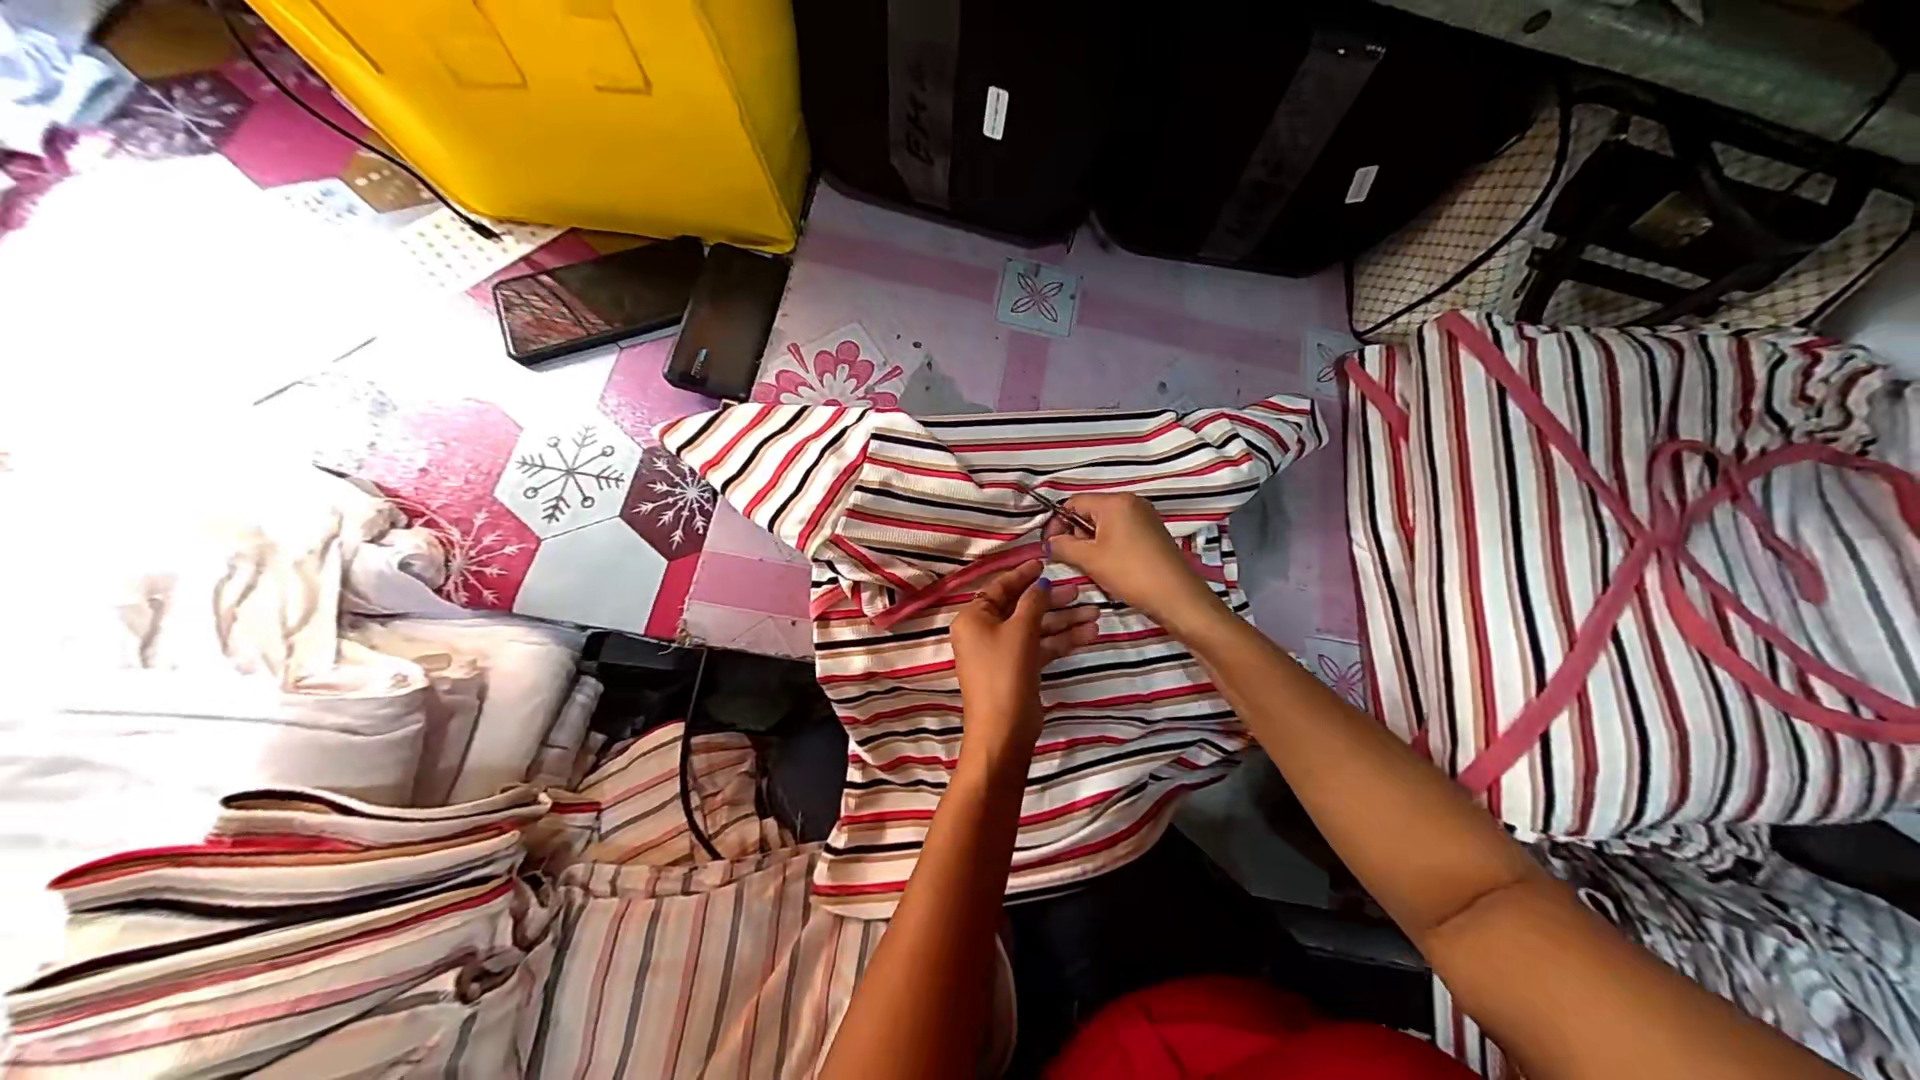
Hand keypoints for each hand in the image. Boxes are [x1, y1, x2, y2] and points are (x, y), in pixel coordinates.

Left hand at [949, 560, 1098, 773]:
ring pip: (1035, 628)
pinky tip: (1089, 634)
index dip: (1023, 575)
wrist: (1004, 729)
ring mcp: (1002, 652)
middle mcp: (984, 632)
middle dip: (1053, 601)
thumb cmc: (1005, 672)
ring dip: (1064, 621)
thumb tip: (1041, 582)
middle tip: (1080, 591)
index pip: (1000, 588)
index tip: (1045, 563)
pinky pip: (1040, 647)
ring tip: (1096, 613)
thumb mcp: (1020, 630)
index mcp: (973, 618)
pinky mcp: (1019, 669)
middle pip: (1022, 608)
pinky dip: (1062, 640)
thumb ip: (1033, 601)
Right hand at [1043, 494, 1223, 637]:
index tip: (1049, 546)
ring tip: (1090, 566)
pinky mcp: (1153, 533)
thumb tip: (1049, 542)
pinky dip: (1108, 546)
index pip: (1073, 502)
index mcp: (1115, 501)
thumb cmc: (1130, 573)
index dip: (1056, 522)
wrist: (1177, 597)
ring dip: (1091, 542)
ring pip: (1105, 524)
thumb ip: (1063, 546)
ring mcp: (1145, 517)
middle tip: (1070, 558)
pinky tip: (1109, 566)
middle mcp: (1131, 502)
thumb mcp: (1089, 560)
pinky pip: (1121, 532)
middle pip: (1090, 511)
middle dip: (1075, 533)